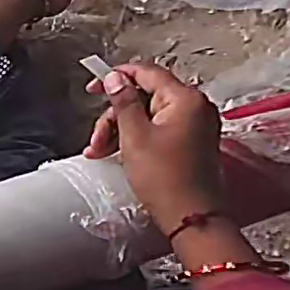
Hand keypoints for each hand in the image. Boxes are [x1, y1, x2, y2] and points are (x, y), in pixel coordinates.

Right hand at [82, 63, 225, 234]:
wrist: (190, 216)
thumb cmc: (166, 179)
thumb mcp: (134, 136)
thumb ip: (123, 102)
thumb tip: (115, 79)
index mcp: (185, 99)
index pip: (147, 73)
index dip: (117, 77)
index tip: (95, 86)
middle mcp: (194, 107)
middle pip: (144, 97)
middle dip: (115, 116)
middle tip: (97, 138)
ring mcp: (194, 125)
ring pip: (147, 115)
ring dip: (120, 130)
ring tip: (102, 152)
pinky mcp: (190, 142)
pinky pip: (157, 129)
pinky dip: (135, 138)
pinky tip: (118, 153)